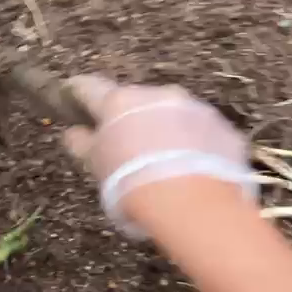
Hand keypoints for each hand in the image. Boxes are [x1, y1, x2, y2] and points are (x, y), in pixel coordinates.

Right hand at [63, 76, 255, 230]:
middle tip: (119, 140)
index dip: (76, 91)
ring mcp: (194, 108)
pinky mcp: (223, 127)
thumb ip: (81, 143)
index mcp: (118, 102)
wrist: (191, 203)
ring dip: (158, 127)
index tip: (69, 95)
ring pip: (168, 112)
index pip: (89, 87)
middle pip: (133, 100)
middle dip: (125, 115)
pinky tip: (183, 166)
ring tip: (156, 158)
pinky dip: (188, 141)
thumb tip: (75, 133)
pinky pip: (198, 129)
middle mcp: (157, 95)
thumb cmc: (129, 180)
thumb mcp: (93, 164)